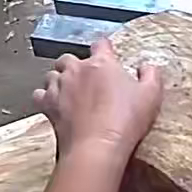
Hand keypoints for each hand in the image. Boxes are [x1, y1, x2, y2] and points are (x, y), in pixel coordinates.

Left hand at [34, 40, 163, 158]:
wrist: (97, 147)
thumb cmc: (126, 120)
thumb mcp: (151, 94)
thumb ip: (151, 74)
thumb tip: (146, 66)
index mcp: (102, 63)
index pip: (101, 44)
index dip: (105, 48)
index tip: (109, 54)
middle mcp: (77, 70)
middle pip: (69, 58)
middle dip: (76, 64)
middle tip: (88, 77)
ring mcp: (59, 87)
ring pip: (52, 74)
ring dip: (59, 78)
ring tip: (70, 89)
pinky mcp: (48, 106)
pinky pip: (39, 94)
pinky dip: (45, 96)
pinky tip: (55, 103)